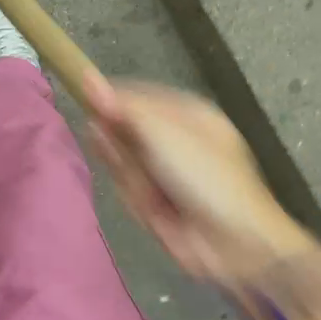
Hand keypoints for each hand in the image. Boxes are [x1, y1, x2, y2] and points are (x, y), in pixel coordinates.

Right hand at [82, 73, 317, 288]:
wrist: (234, 242)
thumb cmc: (206, 178)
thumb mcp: (165, 134)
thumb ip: (123, 108)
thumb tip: (86, 78)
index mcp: (186, 114)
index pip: (134, 96)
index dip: (111, 102)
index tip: (93, 111)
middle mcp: (173, 138)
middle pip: (120, 131)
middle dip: (121, 151)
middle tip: (131, 162)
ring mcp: (163, 170)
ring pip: (119, 162)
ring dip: (131, 179)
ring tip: (153, 194)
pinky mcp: (154, 198)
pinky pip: (126, 188)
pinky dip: (136, 199)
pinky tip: (155, 209)